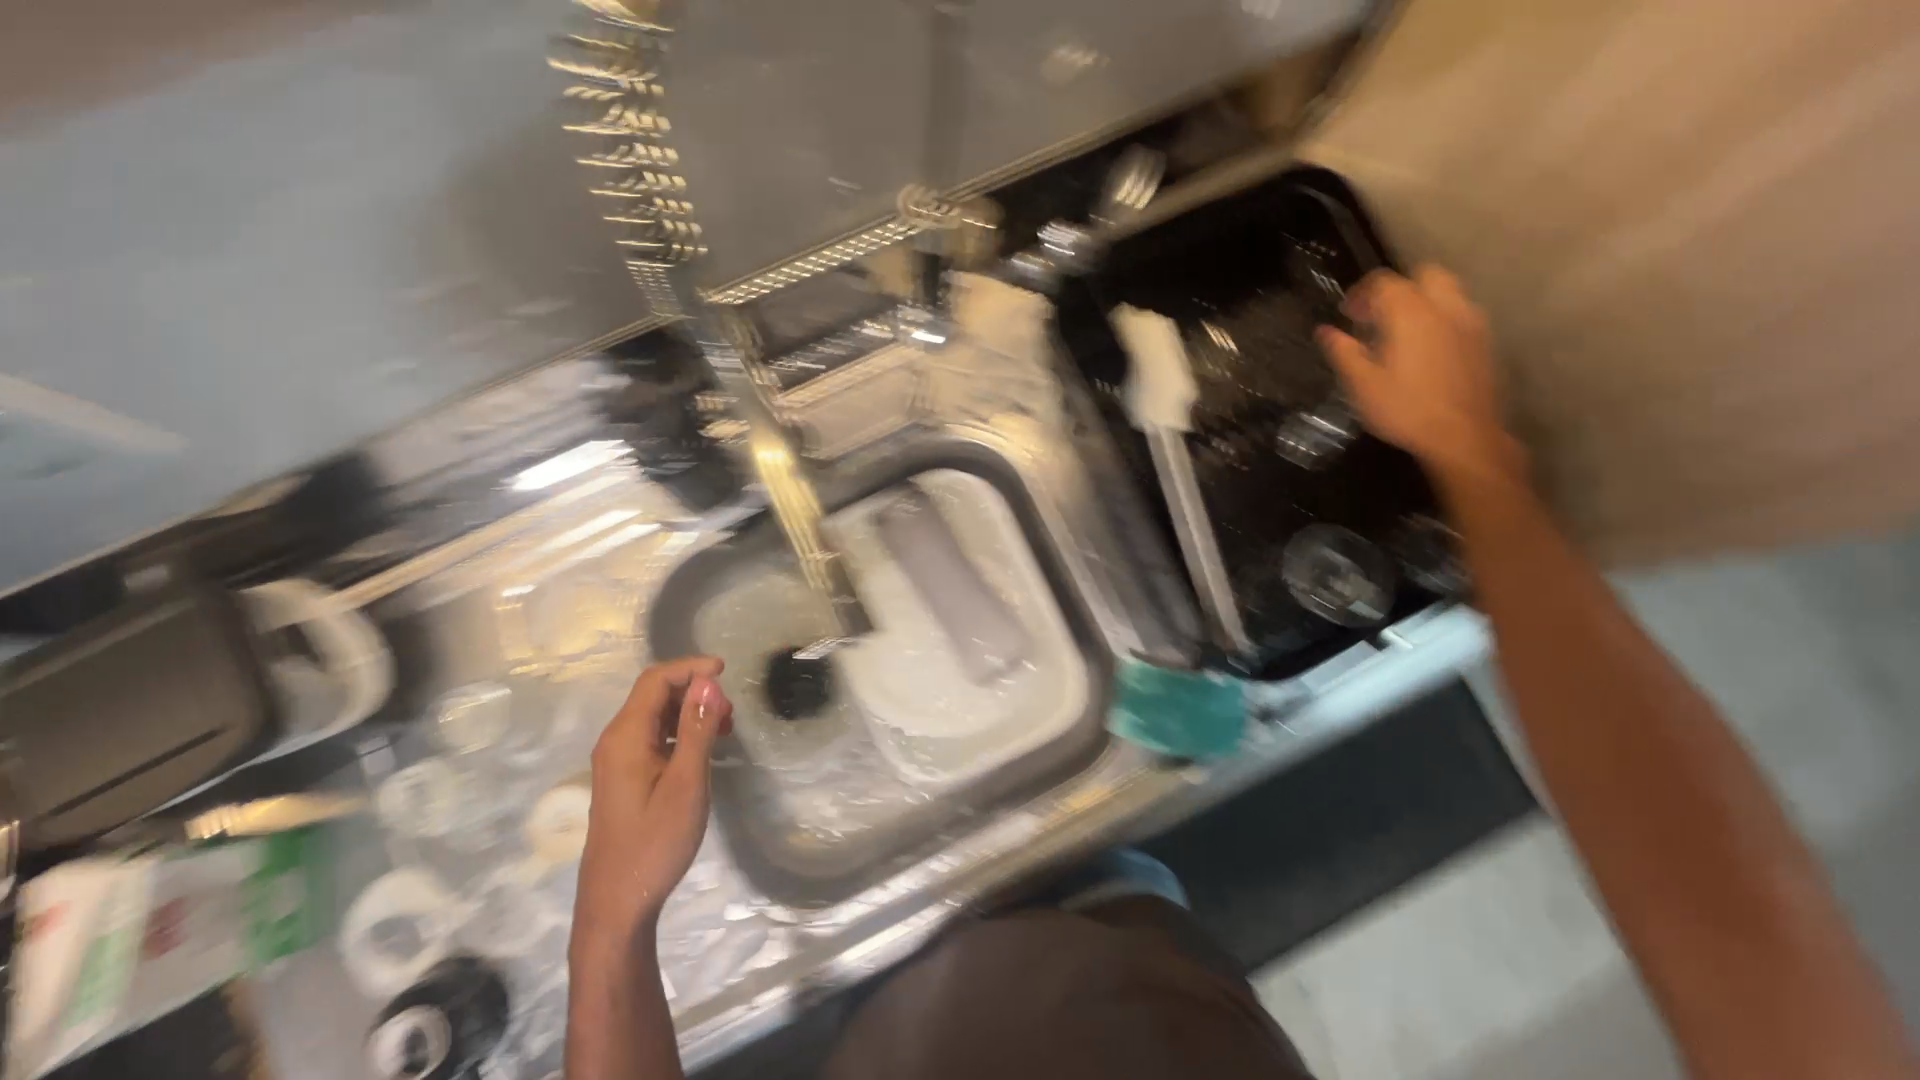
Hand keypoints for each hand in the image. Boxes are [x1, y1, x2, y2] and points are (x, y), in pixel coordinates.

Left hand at [572, 656, 733, 961]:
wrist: (617, 901)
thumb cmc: (655, 842)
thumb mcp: (686, 783)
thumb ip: (697, 730)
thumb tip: (709, 683)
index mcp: (625, 736)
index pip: (655, 681)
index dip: (690, 668)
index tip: (727, 671)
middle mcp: (615, 741)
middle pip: (653, 695)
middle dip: (693, 690)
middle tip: (731, 709)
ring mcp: (617, 761)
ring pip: (654, 717)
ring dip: (689, 712)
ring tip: (725, 728)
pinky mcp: (624, 779)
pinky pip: (652, 738)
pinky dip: (679, 732)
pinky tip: (703, 750)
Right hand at [1317, 265, 1525, 484]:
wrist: (1463, 436)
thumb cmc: (1405, 409)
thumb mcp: (1362, 384)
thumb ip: (1342, 351)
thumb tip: (1325, 331)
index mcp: (1410, 313)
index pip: (1383, 282)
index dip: (1361, 293)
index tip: (1348, 315)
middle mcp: (1444, 307)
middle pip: (1423, 275)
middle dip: (1398, 288)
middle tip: (1379, 315)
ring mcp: (1470, 323)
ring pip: (1447, 292)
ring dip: (1423, 302)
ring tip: (1404, 331)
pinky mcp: (1484, 342)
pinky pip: (1461, 314)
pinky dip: (1441, 319)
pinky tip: (1428, 349)